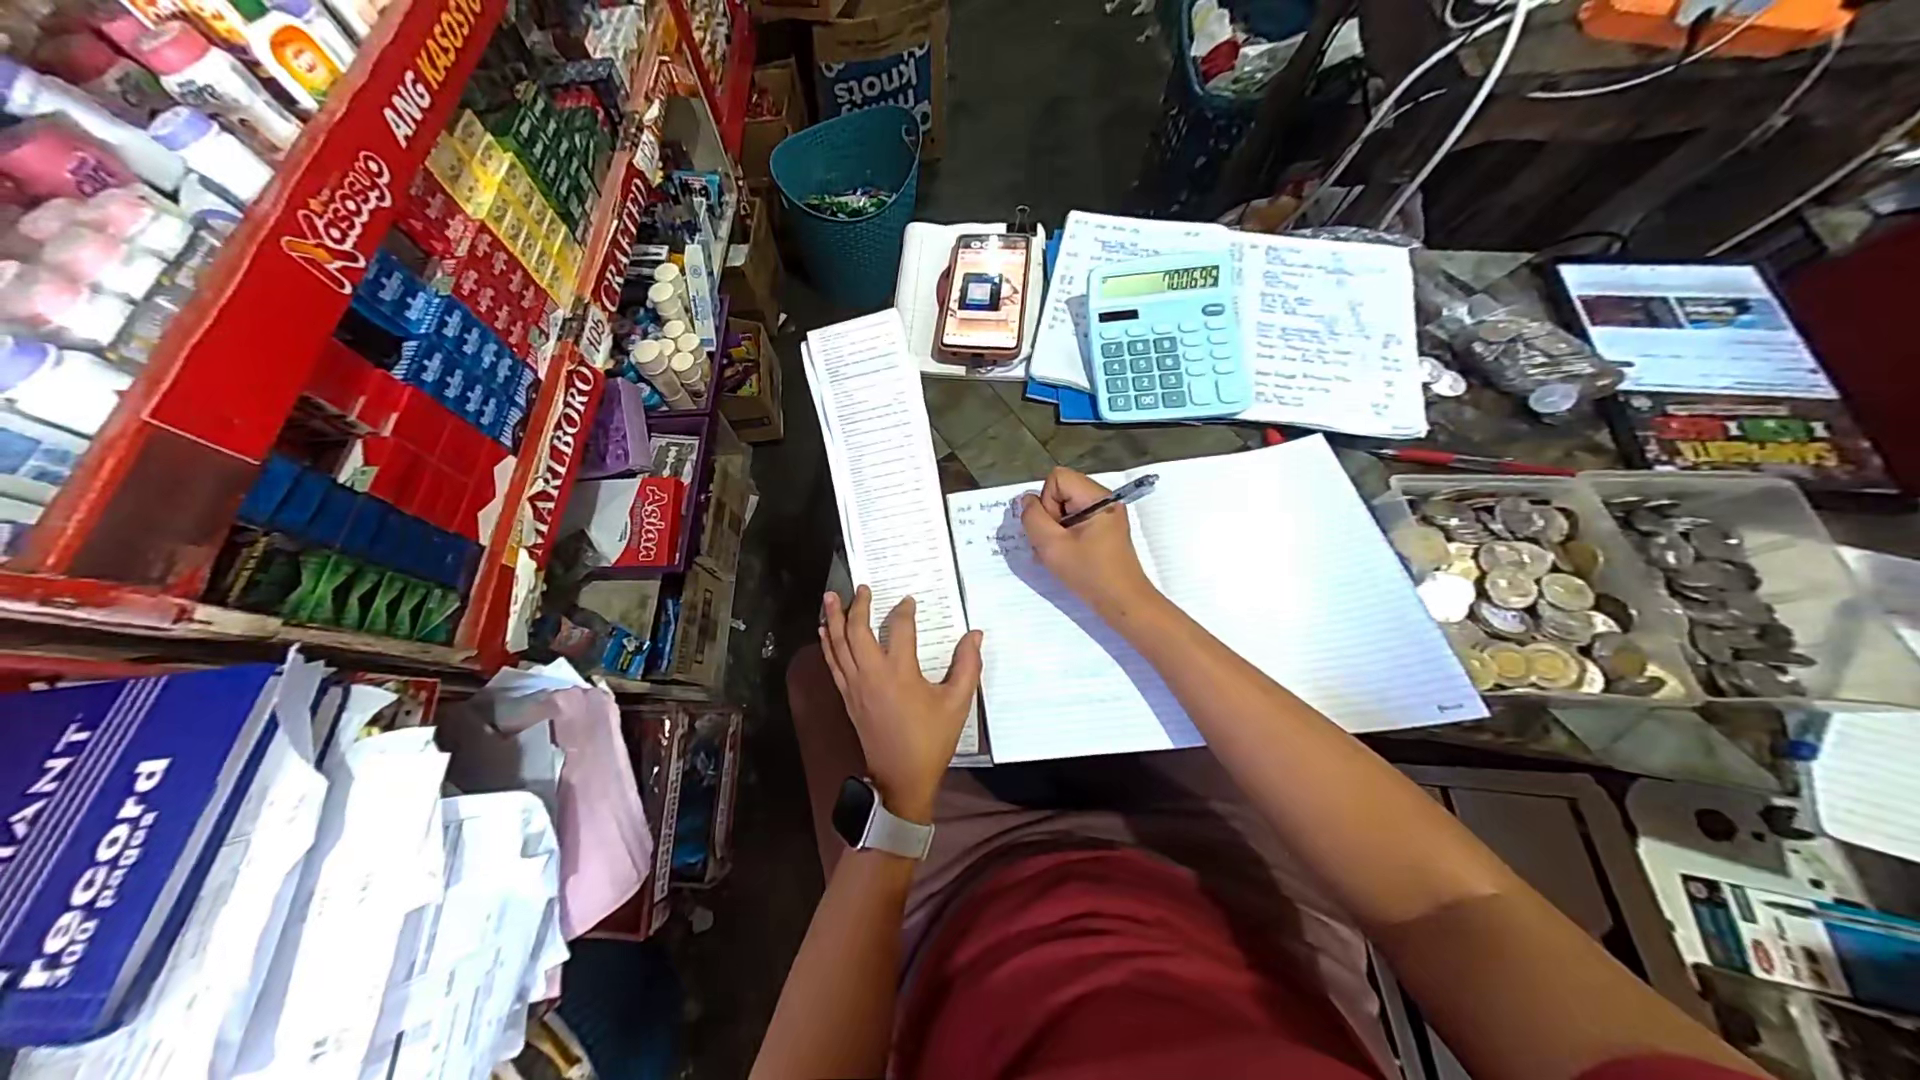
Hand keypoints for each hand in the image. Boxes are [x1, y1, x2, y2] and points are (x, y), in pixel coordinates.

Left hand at [819, 586, 982, 822]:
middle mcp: (871, 674)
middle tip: (861, 587)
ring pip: (838, 645)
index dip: (904, 611)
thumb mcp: (957, 703)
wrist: (901, 778)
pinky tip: (824, 632)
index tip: (909, 600)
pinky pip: (833, 663)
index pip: (900, 629)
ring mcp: (854, 686)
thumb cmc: (931, 739)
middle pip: (857, 631)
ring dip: (834, 619)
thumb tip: (974, 634)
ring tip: (830, 597)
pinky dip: (827, 644)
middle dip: (858, 606)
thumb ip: (967, 666)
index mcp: (899, 672)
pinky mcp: (847, 697)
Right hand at [1019, 467, 1159, 616]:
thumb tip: (1027, 501)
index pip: (1057, 478)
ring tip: (1059, 553)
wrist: (1122, 602)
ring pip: (1064, 507)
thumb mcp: (1051, 546)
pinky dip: (1064, 535)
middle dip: (1049, 516)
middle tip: (1055, 544)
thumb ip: (1032, 518)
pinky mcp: (1103, 529)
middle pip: (1061, 491)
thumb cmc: (1089, 574)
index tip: (1055, 530)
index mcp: (1098, 498)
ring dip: (1054, 528)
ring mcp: (1105, 515)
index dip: (1047, 502)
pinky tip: (1065, 555)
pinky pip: (1074, 520)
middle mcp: (1104, 500)